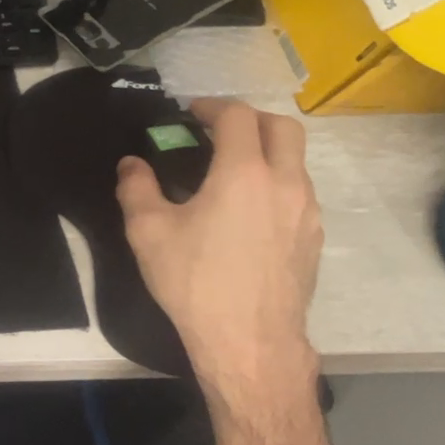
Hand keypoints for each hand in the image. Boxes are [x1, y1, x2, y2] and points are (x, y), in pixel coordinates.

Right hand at [116, 100, 322, 386]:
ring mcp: (306, 209)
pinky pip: (297, 191)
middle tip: (218, 131)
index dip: (213, 106)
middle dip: (250, 119)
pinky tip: (246, 210)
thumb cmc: (193, 281)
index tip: (191, 113)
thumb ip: (136, 189)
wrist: (248, 338)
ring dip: (266, 151)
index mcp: (243, 173)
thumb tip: (132, 164)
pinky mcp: (312, 236)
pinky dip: (275, 182)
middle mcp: (285, 182)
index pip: (238, 117)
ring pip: (295, 160)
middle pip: (282, 127)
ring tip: (230, 172)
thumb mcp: (148, 232)